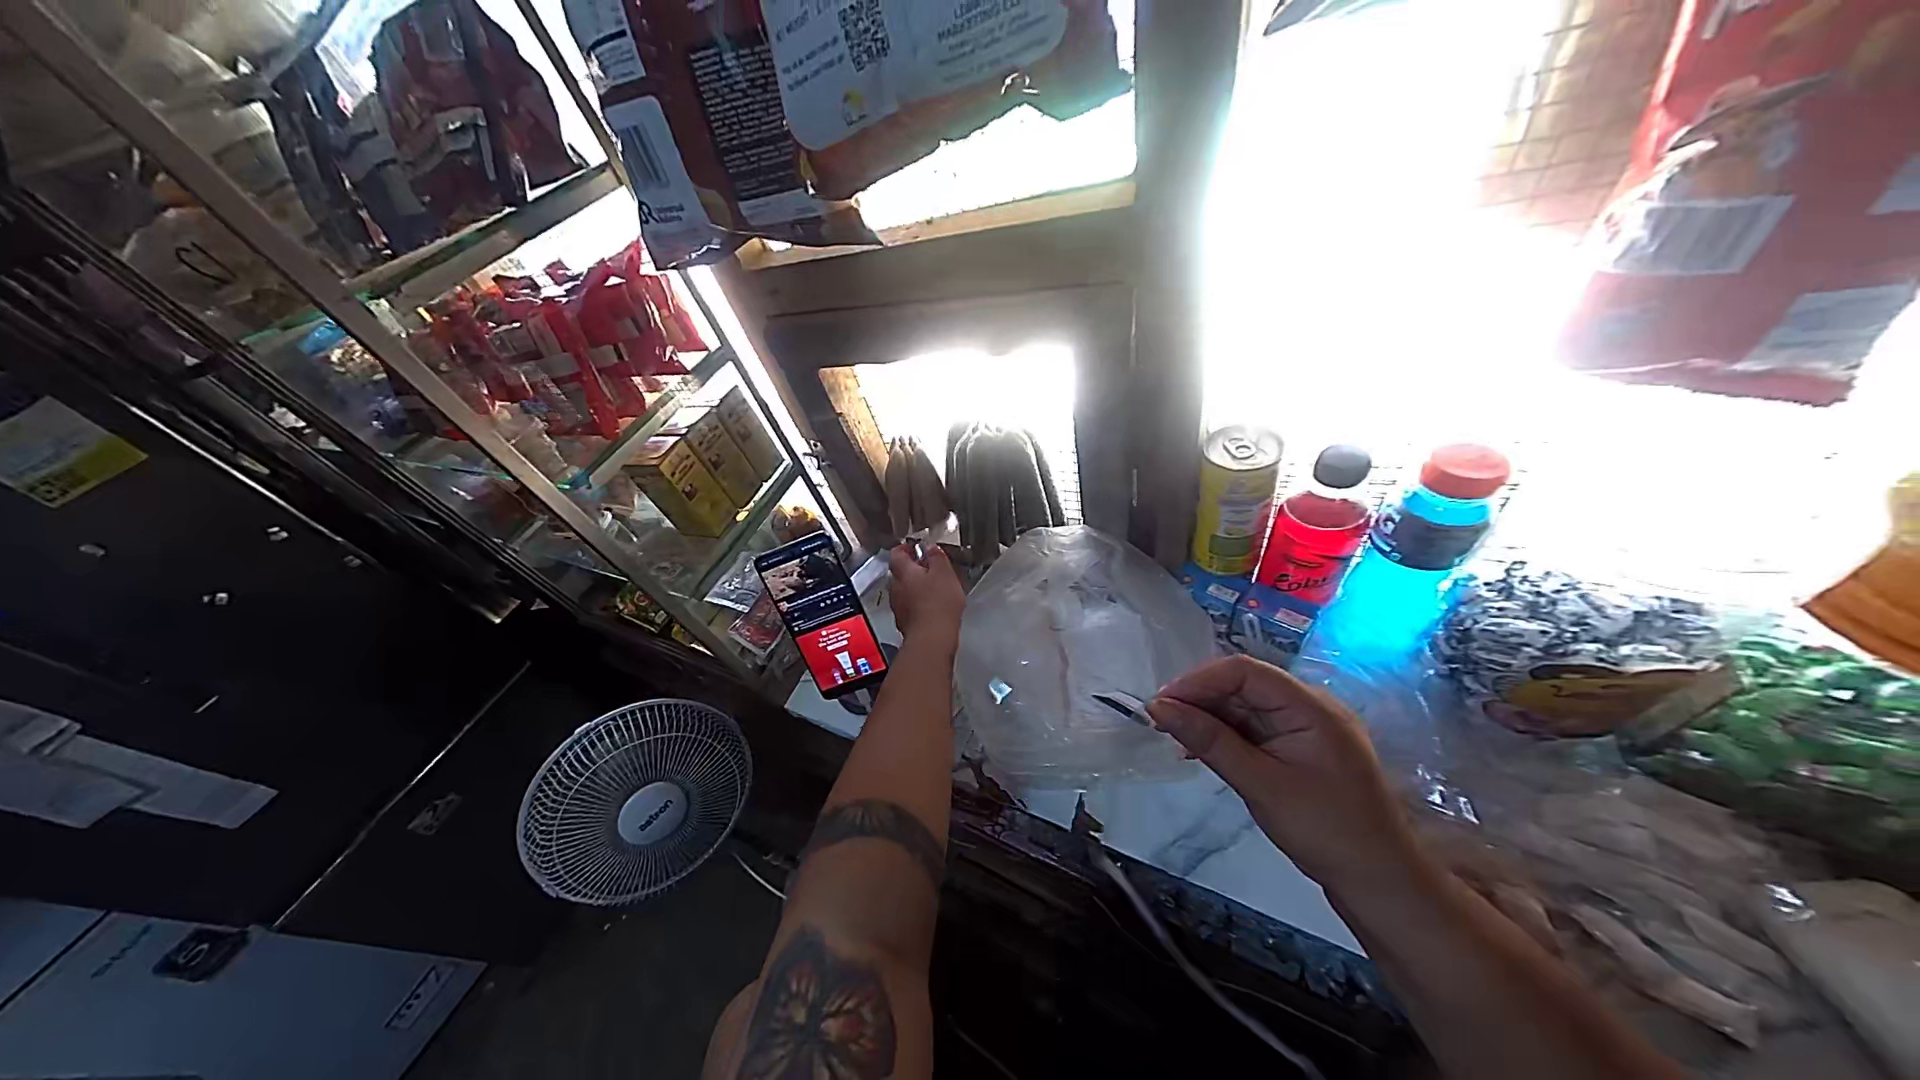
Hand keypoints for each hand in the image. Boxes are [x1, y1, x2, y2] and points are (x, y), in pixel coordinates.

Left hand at [887, 543, 964, 644]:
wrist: (932, 637)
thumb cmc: (937, 605)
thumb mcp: (944, 572)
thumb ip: (936, 557)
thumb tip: (932, 548)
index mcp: (903, 572)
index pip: (897, 553)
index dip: (905, 548)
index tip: (914, 547)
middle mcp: (896, 588)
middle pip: (900, 572)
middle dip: (913, 569)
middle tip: (929, 567)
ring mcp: (898, 606)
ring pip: (904, 591)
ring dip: (916, 587)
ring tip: (935, 588)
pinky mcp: (905, 622)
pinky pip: (910, 607)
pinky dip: (919, 604)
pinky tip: (933, 607)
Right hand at [1147, 656, 1424, 894]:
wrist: (1379, 882)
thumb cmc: (1324, 830)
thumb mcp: (1259, 784)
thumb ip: (1209, 741)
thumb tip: (1159, 707)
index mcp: (1311, 706)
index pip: (1245, 671)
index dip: (1198, 680)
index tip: (1161, 704)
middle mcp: (1310, 706)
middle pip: (1243, 684)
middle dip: (1199, 698)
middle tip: (1160, 721)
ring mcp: (1306, 727)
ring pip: (1244, 705)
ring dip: (1207, 717)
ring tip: (1173, 737)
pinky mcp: (1299, 747)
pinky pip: (1254, 727)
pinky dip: (1224, 735)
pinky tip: (1199, 750)